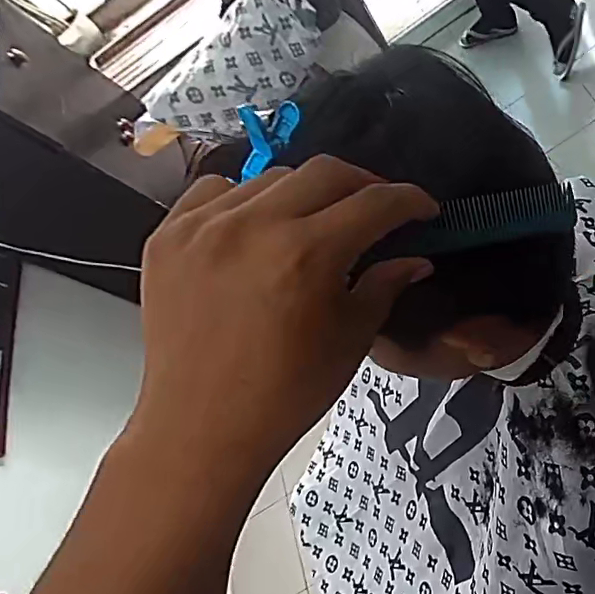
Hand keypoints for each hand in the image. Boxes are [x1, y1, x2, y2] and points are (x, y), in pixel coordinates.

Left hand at [129, 155, 436, 469]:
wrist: (206, 421)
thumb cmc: (291, 388)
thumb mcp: (355, 335)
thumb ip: (386, 284)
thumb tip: (415, 260)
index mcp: (308, 255)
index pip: (375, 202)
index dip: (411, 200)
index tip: (426, 209)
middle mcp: (253, 227)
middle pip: (326, 172)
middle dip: (367, 184)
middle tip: (384, 208)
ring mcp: (203, 227)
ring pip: (273, 175)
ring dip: (312, 190)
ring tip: (326, 219)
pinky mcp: (168, 236)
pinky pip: (218, 190)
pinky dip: (252, 197)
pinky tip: (267, 225)